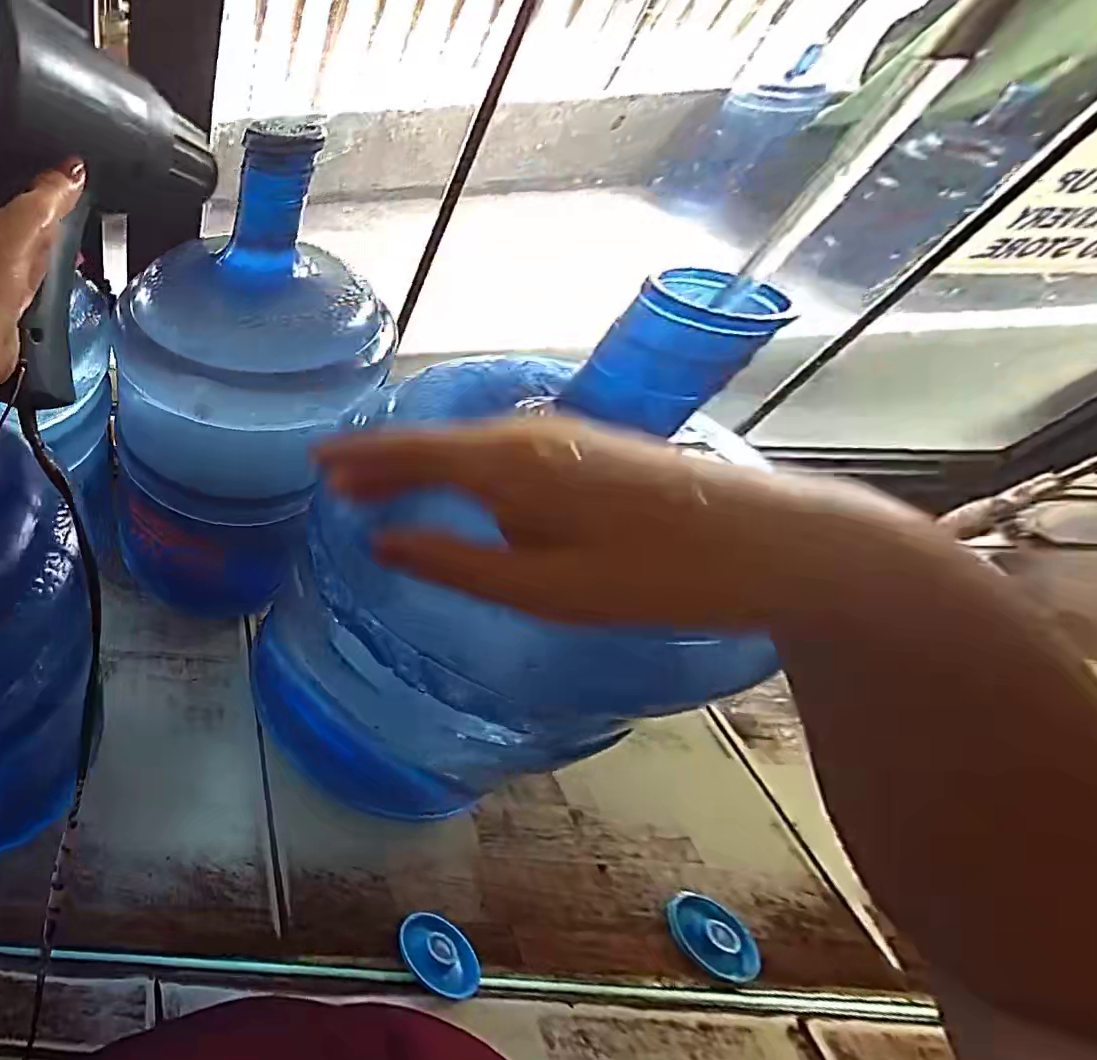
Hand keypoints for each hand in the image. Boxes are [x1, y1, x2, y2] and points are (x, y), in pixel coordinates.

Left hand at [0, 162, 86, 399]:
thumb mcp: (27, 219)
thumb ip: (52, 194)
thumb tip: (73, 171)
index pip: (3, 188)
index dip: (33, 198)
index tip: (58, 205)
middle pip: (15, 227)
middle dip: (40, 236)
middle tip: (54, 241)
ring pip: (20, 261)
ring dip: (38, 267)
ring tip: (42, 272)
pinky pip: (21, 290)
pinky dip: (33, 292)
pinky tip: (35, 295)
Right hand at [315, 415, 933, 629]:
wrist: (780, 544)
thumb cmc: (655, 576)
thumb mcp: (542, 589)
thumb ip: (452, 563)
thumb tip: (380, 541)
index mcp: (509, 465)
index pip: (412, 451)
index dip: (360, 457)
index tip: (317, 461)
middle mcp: (526, 435)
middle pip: (433, 442)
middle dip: (380, 461)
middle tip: (334, 481)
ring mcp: (557, 434)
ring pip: (463, 443)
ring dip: (415, 463)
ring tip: (374, 485)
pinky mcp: (580, 445)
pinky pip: (492, 448)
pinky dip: (452, 464)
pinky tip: (445, 481)